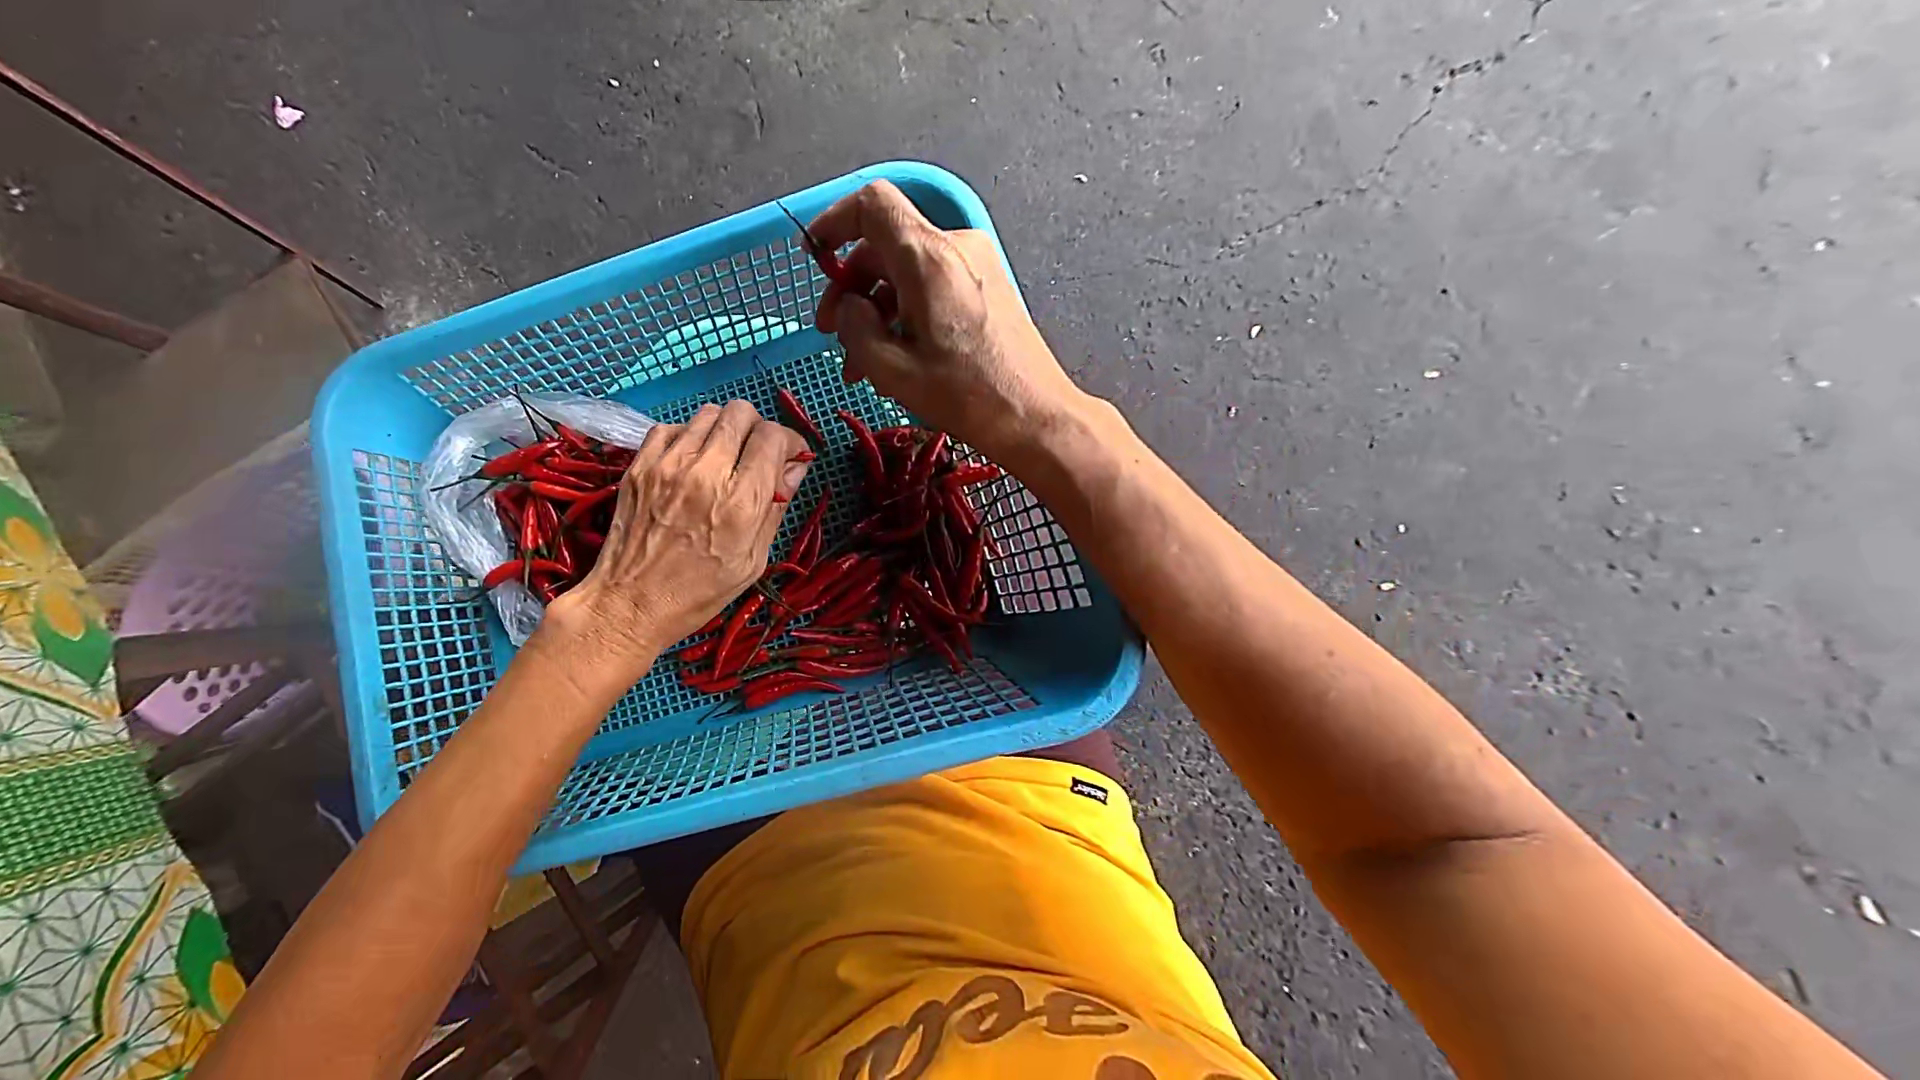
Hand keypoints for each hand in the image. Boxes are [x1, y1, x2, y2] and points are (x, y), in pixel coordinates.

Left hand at [538, 401, 807, 685]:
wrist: (630, 604)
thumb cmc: (700, 591)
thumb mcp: (754, 559)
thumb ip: (776, 507)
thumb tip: (796, 466)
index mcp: (741, 502)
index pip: (773, 437)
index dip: (789, 441)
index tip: (790, 456)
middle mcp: (705, 473)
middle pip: (741, 413)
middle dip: (758, 428)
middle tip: (757, 453)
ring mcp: (668, 465)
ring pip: (708, 414)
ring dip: (724, 430)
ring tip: (724, 458)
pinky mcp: (640, 465)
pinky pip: (671, 427)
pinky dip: (688, 436)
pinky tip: (691, 462)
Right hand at [810, 180, 1092, 460]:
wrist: (1037, 418)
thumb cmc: (970, 398)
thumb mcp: (894, 371)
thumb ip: (856, 328)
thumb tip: (850, 307)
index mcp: (929, 260)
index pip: (872, 205)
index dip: (834, 222)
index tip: (815, 254)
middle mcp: (957, 249)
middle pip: (886, 244)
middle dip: (852, 287)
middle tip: (833, 334)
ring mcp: (978, 267)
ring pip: (908, 270)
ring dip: (878, 309)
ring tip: (862, 361)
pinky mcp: (990, 288)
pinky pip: (934, 285)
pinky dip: (907, 311)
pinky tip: (897, 355)